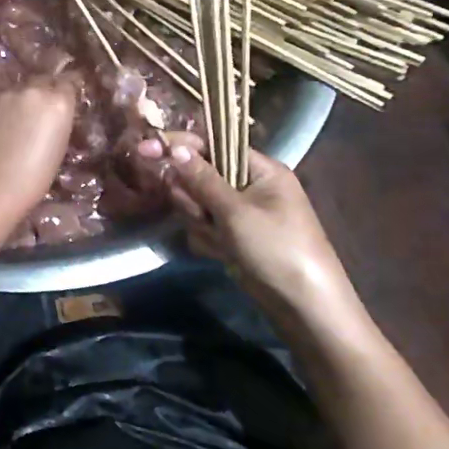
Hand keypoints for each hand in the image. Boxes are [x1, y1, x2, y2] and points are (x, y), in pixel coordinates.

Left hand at [0, 80, 75, 218]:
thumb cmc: (38, 173)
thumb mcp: (61, 141)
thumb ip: (58, 117)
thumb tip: (53, 110)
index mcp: (59, 101)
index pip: (67, 81)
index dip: (64, 90)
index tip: (63, 98)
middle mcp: (34, 90)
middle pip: (43, 80)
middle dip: (43, 90)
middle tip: (39, 110)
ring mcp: (7, 94)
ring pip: (19, 88)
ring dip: (22, 98)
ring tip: (17, 119)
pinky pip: (1, 98)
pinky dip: (3, 107)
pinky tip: (0, 125)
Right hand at [143, 132, 368, 332]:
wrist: (302, 303)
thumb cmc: (276, 247)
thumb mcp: (235, 211)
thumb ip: (203, 178)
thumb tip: (177, 147)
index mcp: (261, 170)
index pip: (214, 145)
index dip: (181, 147)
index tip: (147, 150)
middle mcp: (250, 186)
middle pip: (199, 177)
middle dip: (193, 198)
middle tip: (204, 215)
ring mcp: (240, 213)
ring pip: (196, 204)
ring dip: (200, 223)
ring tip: (221, 241)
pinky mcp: (232, 236)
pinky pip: (203, 227)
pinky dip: (207, 240)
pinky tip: (223, 254)